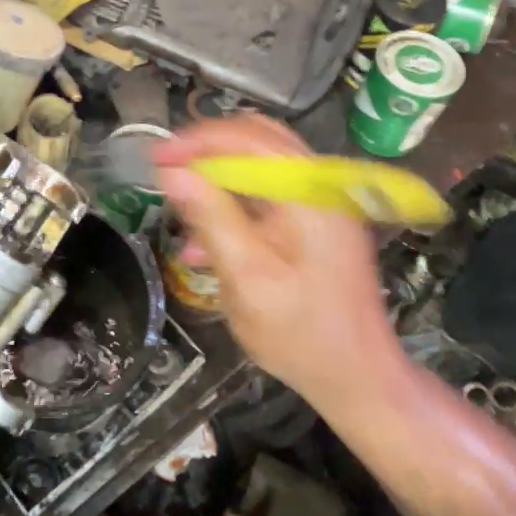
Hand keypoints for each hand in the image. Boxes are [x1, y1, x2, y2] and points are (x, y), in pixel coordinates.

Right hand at [151, 115, 402, 403]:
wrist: (358, 376)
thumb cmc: (302, 334)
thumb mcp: (248, 280)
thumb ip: (211, 220)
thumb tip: (172, 173)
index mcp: (309, 193)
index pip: (249, 138)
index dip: (197, 141)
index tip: (156, 159)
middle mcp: (320, 186)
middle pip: (257, 141)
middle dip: (206, 154)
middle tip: (166, 173)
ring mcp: (322, 203)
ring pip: (260, 166)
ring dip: (218, 181)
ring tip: (180, 211)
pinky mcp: (317, 223)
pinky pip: (269, 194)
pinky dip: (235, 205)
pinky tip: (205, 243)